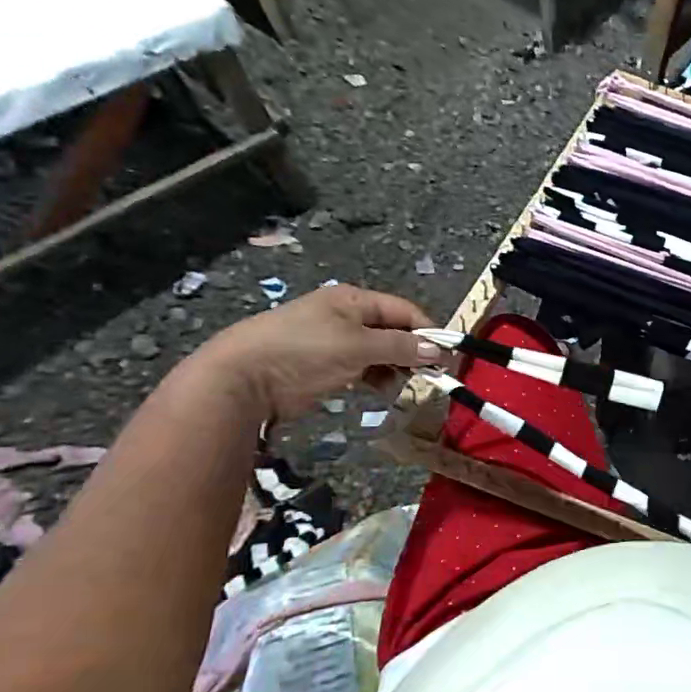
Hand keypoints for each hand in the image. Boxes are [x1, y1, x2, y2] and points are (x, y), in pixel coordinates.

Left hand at [195, 283, 444, 420]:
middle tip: (432, 377)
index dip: (427, 330)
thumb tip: (438, 350)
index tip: (447, 357)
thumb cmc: (305, 351)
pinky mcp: (325, 366)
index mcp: (354, 300)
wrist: (244, 377)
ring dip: (398, 368)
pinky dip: (378, 378)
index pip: (403, 310)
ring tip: (411, 388)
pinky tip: (387, 392)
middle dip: (414, 351)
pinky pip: (363, 368)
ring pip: (380, 352)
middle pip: (393, 330)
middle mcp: (347, 316)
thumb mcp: (358, 346)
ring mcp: (335, 341)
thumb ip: (400, 347)